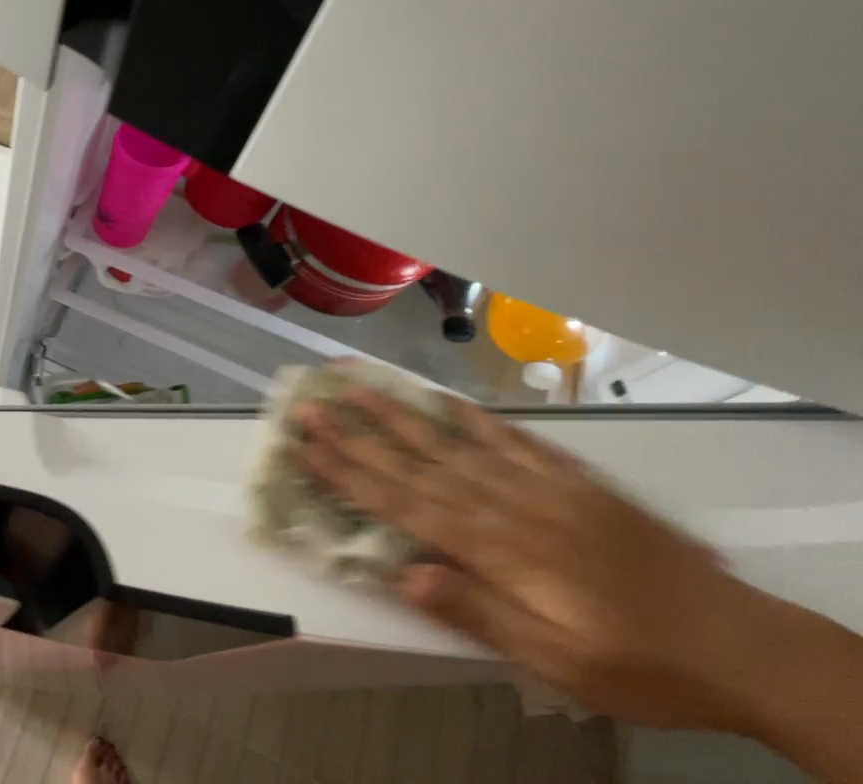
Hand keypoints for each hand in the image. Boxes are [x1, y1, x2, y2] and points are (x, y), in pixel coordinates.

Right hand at [293, 388, 782, 731]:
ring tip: (360, 383)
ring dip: (402, 413)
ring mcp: (545, 487)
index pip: (403, 502)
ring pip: (457, 442)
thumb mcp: (558, 661)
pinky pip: (516, 440)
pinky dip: (475, 417)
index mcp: (498, 549)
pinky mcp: (577, 483)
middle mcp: (511, 505)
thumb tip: (404, 572)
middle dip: (357, 432)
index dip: (347, 472)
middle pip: (419, 462)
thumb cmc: (639, 663)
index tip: (301, 445)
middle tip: (310, 401)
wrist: (745, 645)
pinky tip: (447, 400)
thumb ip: (479, 611)